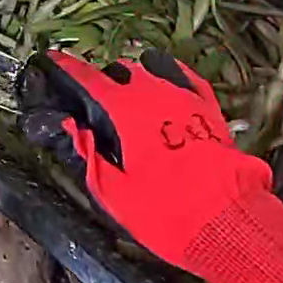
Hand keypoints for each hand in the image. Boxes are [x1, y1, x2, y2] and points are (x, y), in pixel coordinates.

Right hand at [22, 50, 282, 282]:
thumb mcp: (115, 192)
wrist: (230, 223)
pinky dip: (168, 77)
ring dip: (135, 78)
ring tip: (129, 96)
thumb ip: (88, 154)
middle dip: (103, 79)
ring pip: (150, 69)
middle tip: (96, 102)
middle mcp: (152, 91)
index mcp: (125, 109)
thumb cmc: (166, 213)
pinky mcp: (208, 106)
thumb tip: (71, 126)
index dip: (65, 67)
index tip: (52, 59)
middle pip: (118, 69)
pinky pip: (184, 77)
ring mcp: (184, 95)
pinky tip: (165, 86)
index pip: (86, 78)